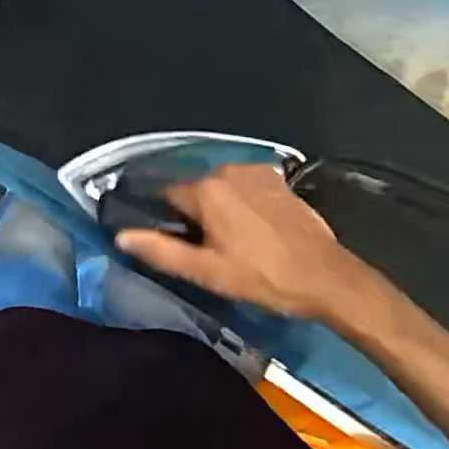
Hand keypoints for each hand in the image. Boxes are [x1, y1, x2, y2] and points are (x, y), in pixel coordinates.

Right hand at [115, 164, 390, 325]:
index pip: (167, 195)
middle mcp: (225, 171)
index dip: (170, 219)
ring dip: (222, 206)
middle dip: (198, 214)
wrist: (326, 277)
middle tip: (214, 248)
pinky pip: (246, 184)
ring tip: (240, 239)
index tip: (181, 240)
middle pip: (196, 190)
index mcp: (205, 191)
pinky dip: (245, 200)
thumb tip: (122, 235)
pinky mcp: (276, 178)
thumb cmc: (263, 277)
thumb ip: (162, 251)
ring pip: (221, 186)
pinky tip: (259, 226)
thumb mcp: (209, 273)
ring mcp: (253, 171)